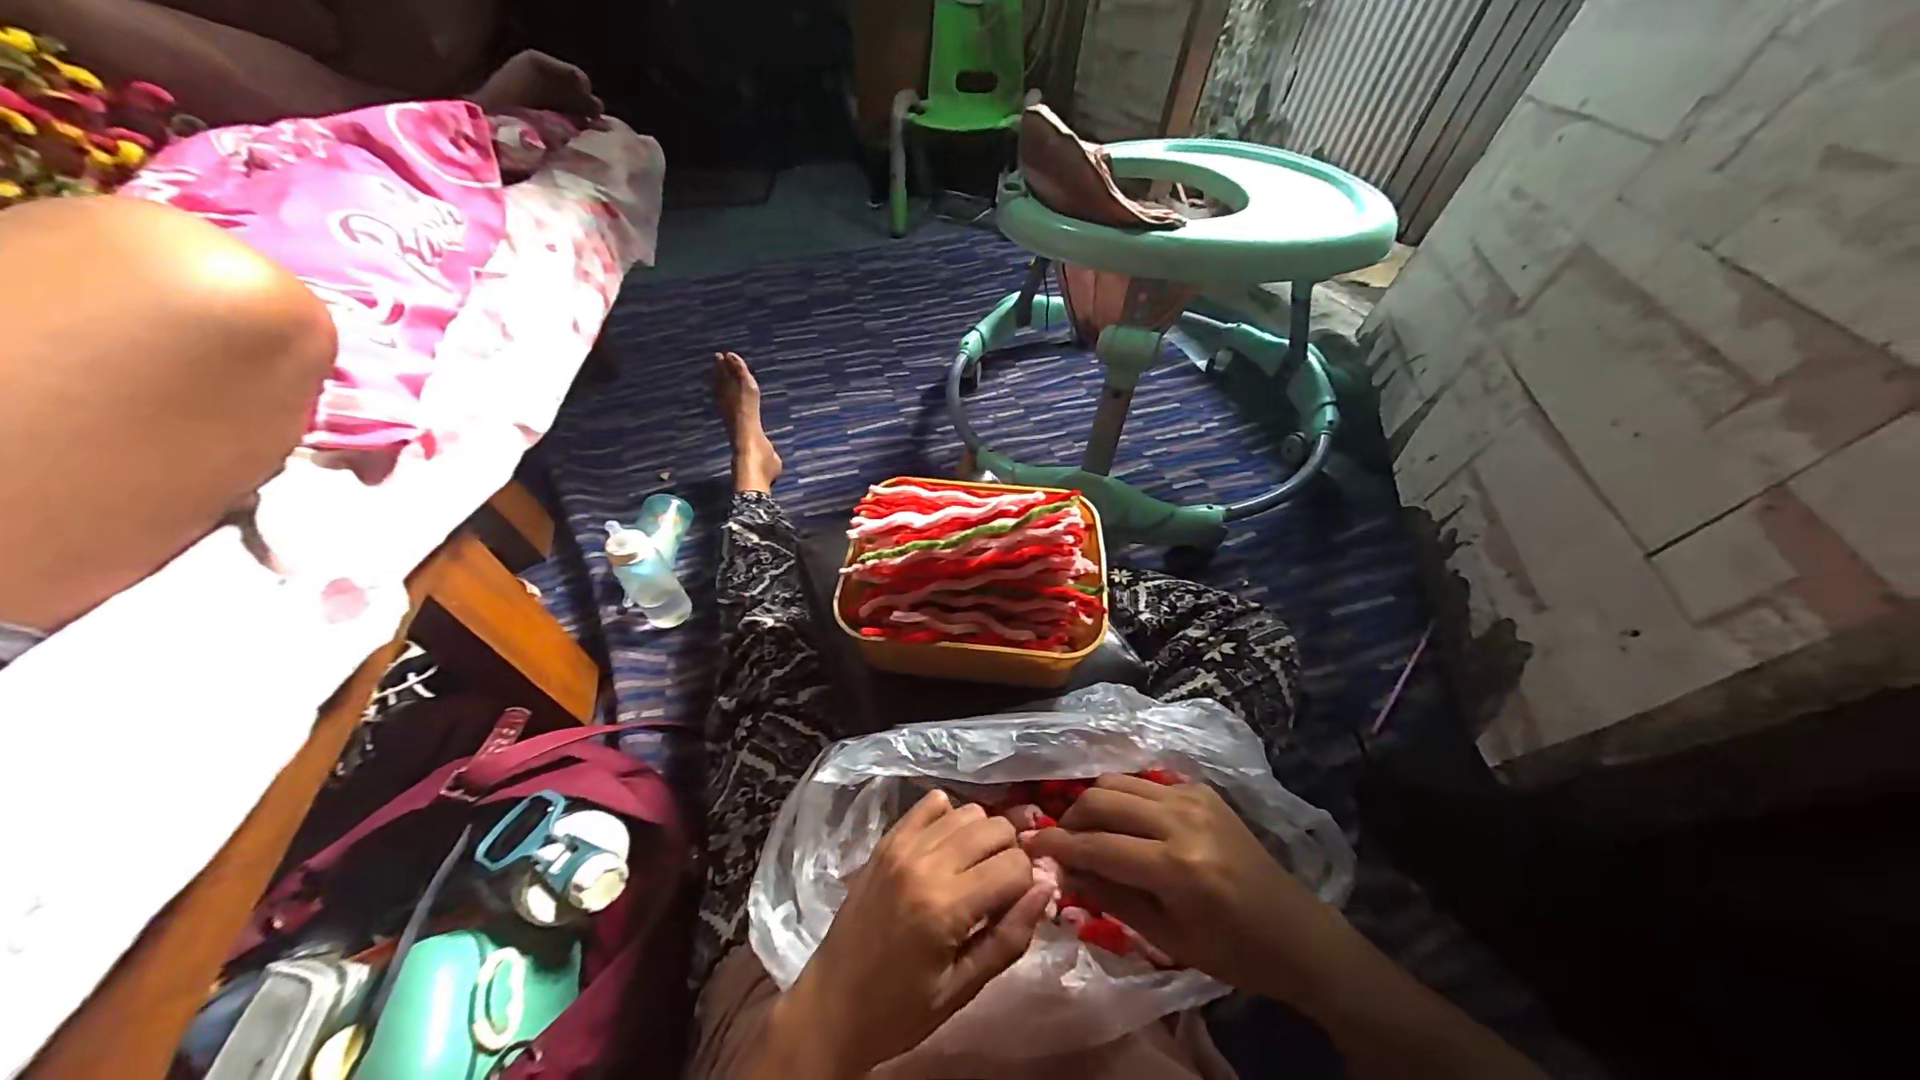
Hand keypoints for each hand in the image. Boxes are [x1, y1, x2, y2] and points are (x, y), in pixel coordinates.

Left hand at [764, 790, 1052, 1077]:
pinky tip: (948, 848)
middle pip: (996, 827)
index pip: (1016, 865)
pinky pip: (931, 802)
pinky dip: (950, 817)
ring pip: (968, 811)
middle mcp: (925, 862)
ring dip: (983, 836)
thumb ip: (1010, 936)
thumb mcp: (963, 987)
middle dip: (1011, 854)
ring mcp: (901, 845)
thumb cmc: (900, 1010)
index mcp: (945, 905)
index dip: (1029, 884)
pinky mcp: (886, 840)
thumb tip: (1047, 888)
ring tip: (975, 870)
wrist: (830, 1006)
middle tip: (1001, 888)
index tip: (1021, 904)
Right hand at [1024, 774, 1359, 1004]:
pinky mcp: (1201, 789)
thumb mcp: (1165, 937)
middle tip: (1060, 842)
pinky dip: (1124, 797)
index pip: (1097, 845)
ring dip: (1094, 803)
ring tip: (1088, 831)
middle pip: (1102, 800)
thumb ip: (1109, 897)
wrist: (1297, 933)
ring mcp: (1193, 797)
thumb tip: (1063, 871)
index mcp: (1176, 866)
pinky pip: (1144, 782)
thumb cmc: (1232, 951)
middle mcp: (1181, 819)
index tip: (1027, 846)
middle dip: (1071, 818)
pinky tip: (1125, 823)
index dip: (1056, 845)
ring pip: (1118, 782)